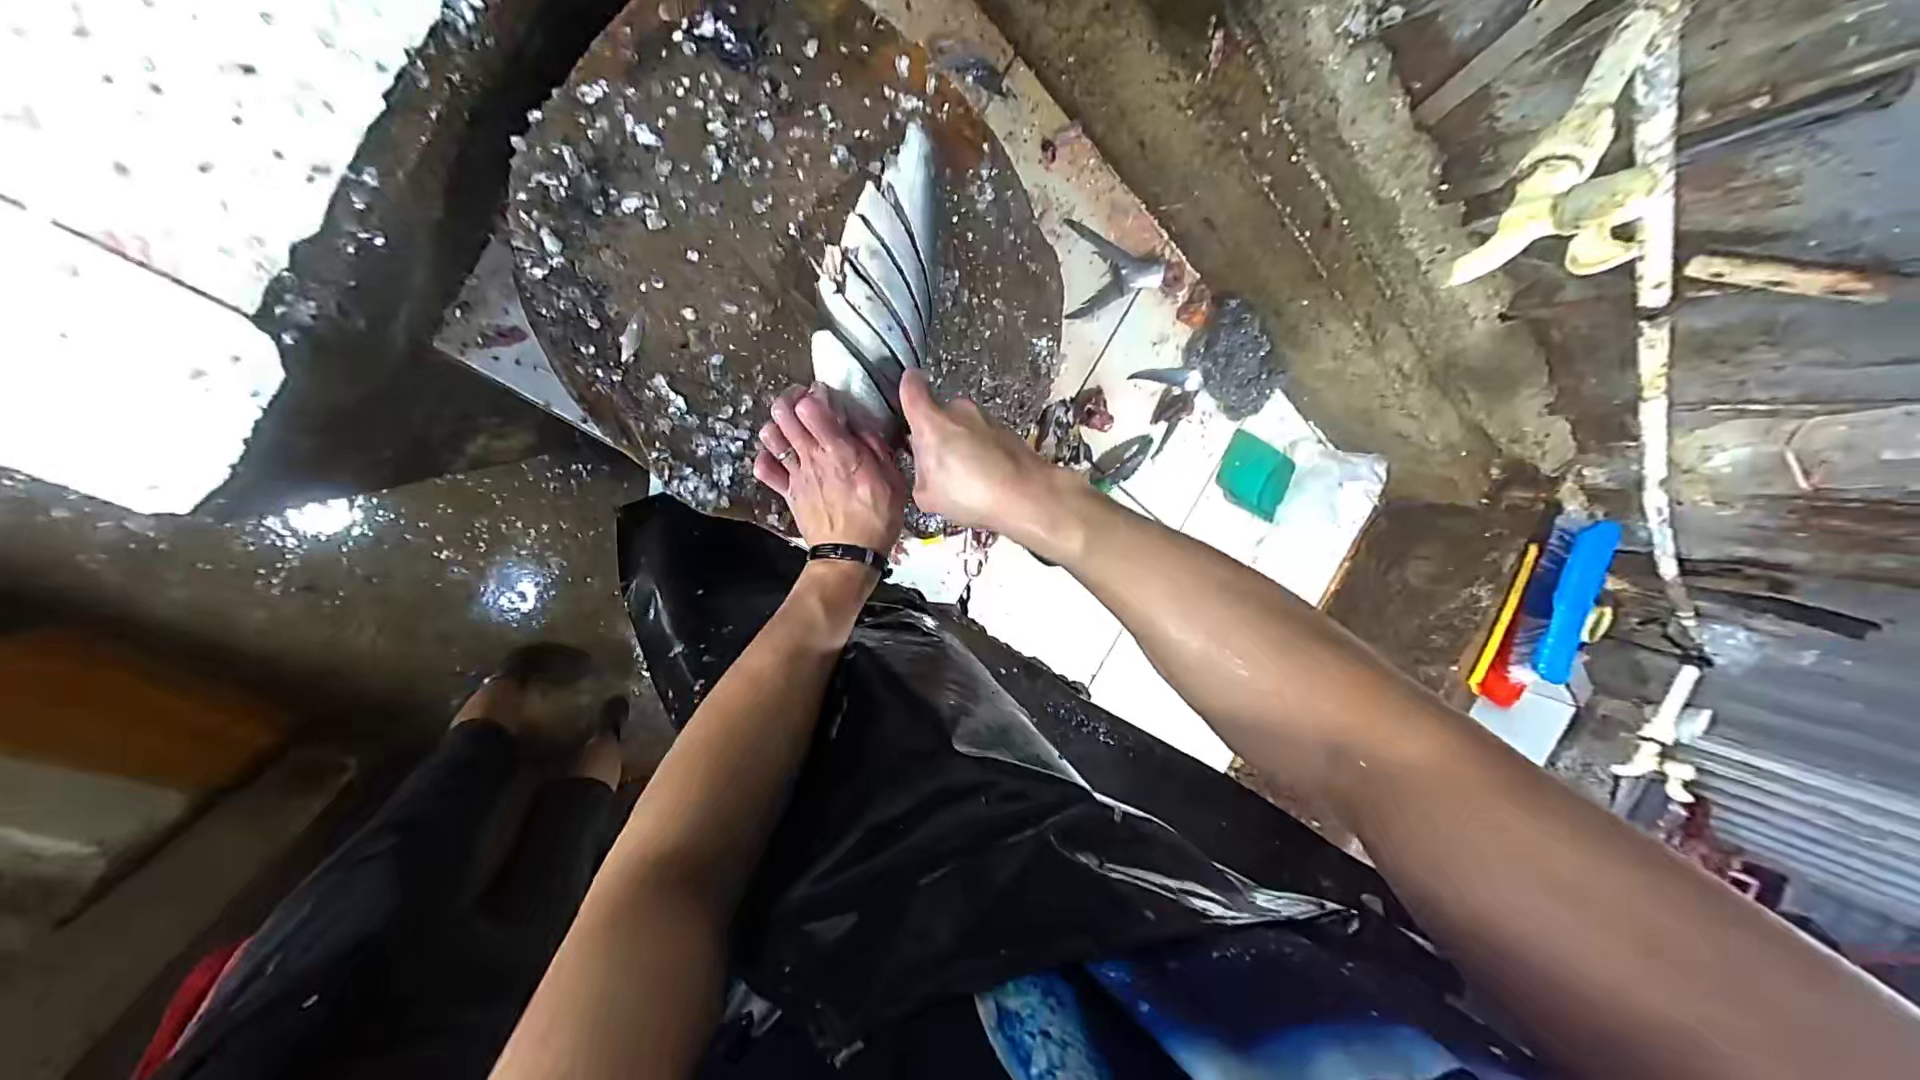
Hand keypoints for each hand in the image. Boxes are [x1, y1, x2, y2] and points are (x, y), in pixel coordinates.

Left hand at [754, 383, 906, 551]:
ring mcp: (796, 475)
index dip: (815, 394)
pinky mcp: (787, 492)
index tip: (825, 395)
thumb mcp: (893, 480)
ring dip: (777, 424)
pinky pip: (764, 468)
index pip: (811, 407)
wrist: (850, 556)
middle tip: (802, 400)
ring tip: (791, 426)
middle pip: (783, 413)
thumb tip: (862, 428)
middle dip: (790, 399)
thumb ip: (876, 449)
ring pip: (770, 435)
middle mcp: (812, 457)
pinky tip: (779, 455)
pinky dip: (766, 457)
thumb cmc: (877, 519)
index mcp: (840, 451)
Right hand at [898, 369, 1079, 545]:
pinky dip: (982, 454)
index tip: (907, 387)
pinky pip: (984, 438)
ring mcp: (985, 419)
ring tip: (965, 480)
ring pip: (962, 427)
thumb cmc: (973, 493)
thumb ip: (920, 475)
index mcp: (931, 423)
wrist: (1024, 494)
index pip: (912, 389)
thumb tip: (925, 472)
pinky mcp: (1006, 431)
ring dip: (960, 447)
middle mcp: (958, 412)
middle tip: (938, 467)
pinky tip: (984, 480)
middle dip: (936, 438)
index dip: (907, 387)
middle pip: (938, 415)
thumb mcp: (927, 495)